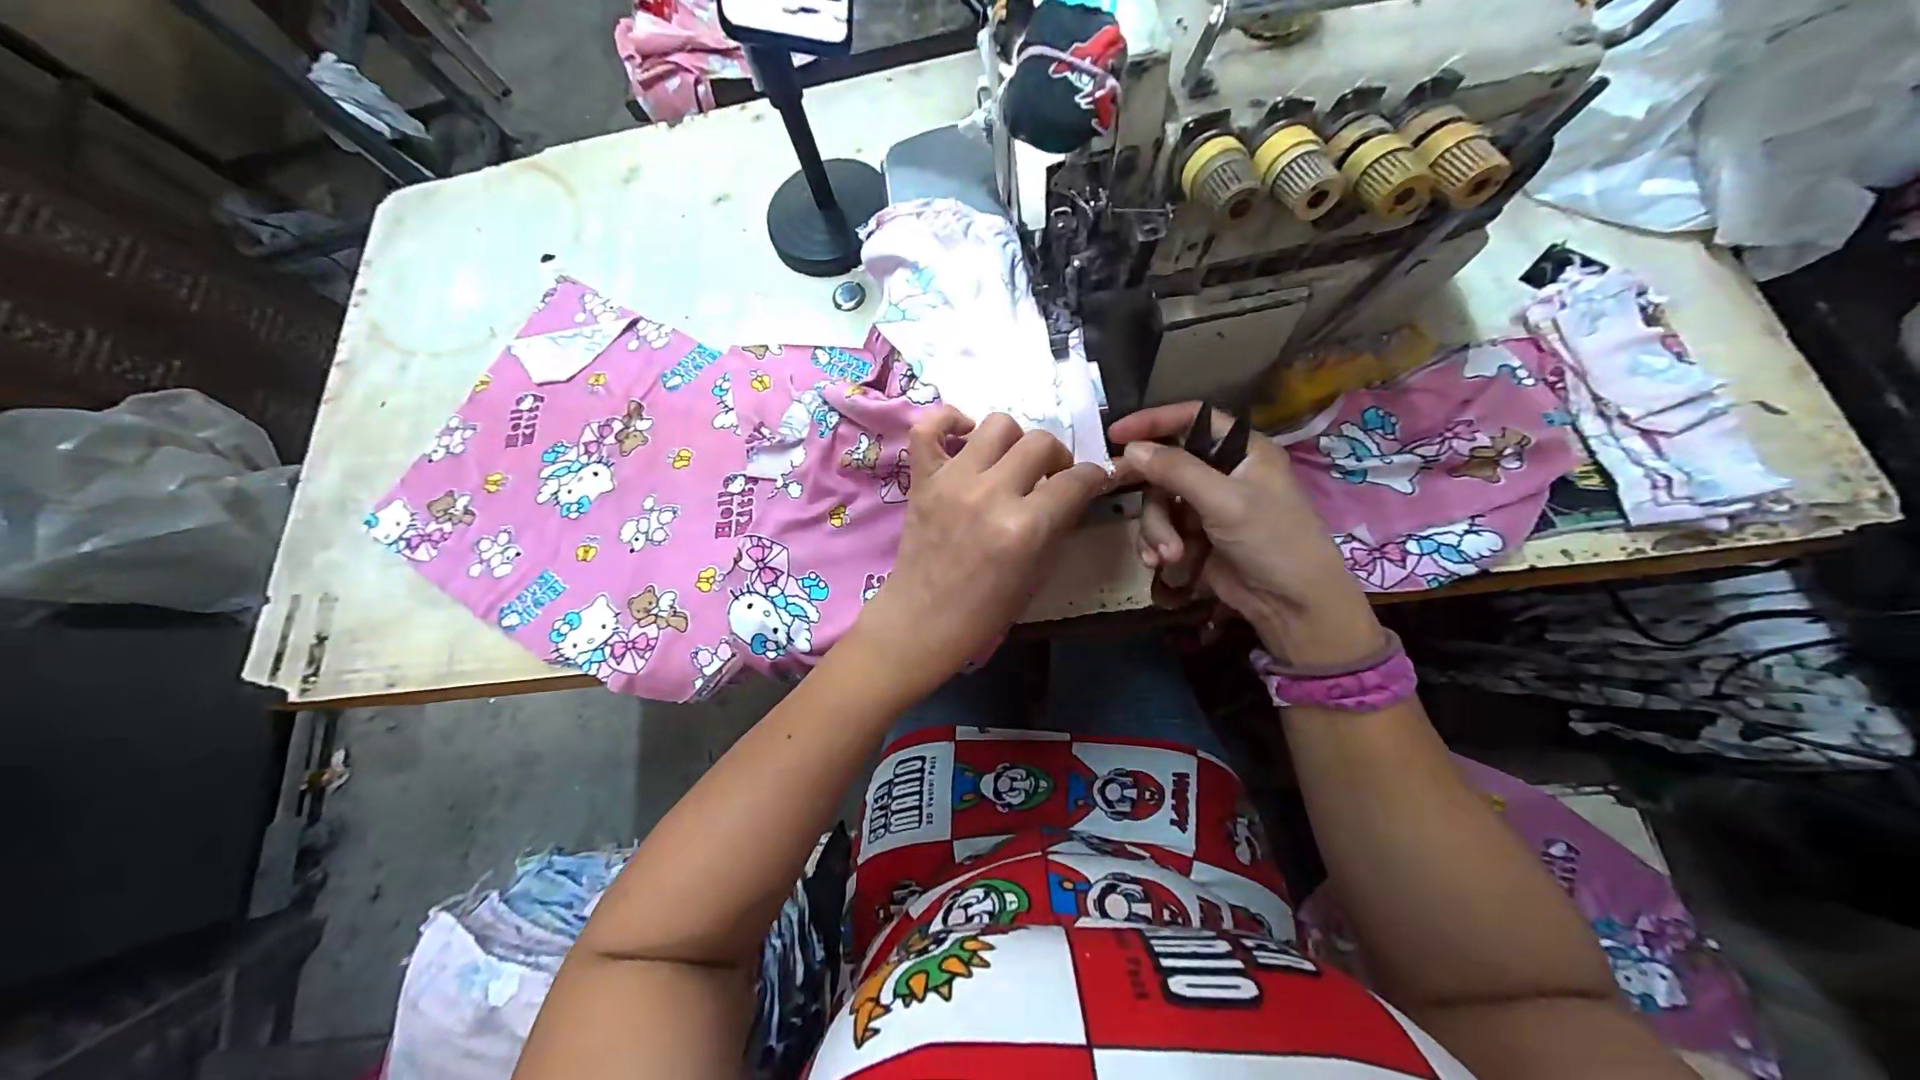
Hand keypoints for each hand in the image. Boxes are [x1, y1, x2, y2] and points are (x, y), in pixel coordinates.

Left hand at [856, 409, 1108, 699]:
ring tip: (1009, 464)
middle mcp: (990, 494)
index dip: (1093, 477)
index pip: (1076, 480)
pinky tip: (964, 439)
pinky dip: (949, 422)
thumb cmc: (985, 610)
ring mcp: (952, 481)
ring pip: (997, 424)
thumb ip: (1058, 526)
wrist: (923, 622)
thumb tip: (1074, 492)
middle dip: (1057, 458)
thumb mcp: (1038, 574)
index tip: (1092, 481)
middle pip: (1041, 442)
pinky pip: (930, 426)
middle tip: (1049, 478)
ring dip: (1014, 441)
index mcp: (1025, 527)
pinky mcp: (922, 479)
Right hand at [1109, 402, 1383, 667]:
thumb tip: (1132, 448)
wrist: (1292, 605)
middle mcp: (1223, 472)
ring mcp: (1208, 506)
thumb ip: (1176, 470)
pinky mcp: (1197, 537)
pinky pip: (1162, 530)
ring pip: (1160, 503)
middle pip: (1166, 467)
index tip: (1117, 433)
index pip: (1192, 419)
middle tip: (1116, 491)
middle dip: (1153, 495)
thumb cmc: (1271, 540)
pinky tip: (1163, 564)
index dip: (1154, 421)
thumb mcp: (1224, 501)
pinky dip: (1158, 545)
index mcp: (1242, 450)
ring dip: (1157, 529)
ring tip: (1169, 556)